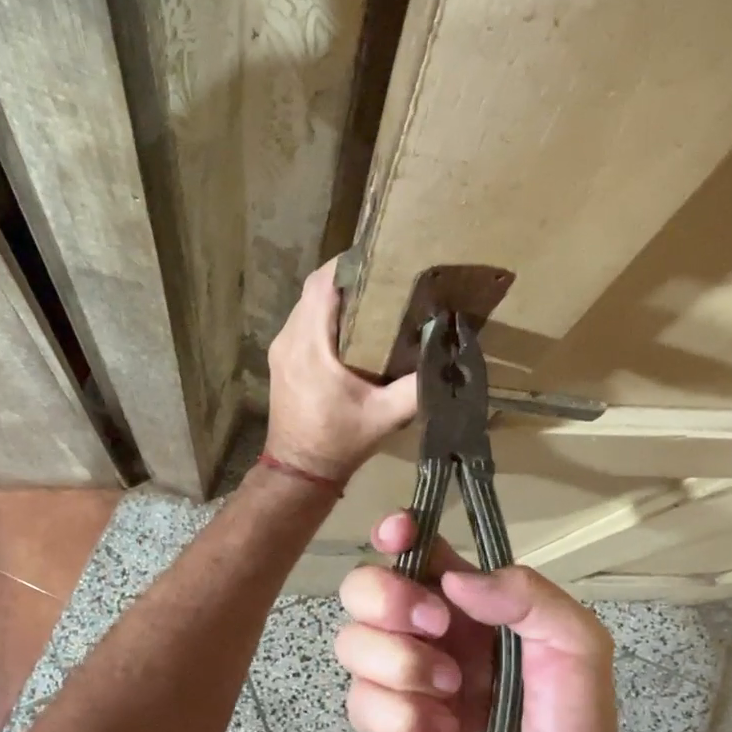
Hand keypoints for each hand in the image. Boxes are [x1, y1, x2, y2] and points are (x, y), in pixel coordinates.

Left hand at [264, 258, 417, 479]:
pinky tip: (353, 328)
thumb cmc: (339, 442)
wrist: (300, 472)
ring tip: (374, 300)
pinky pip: (303, 324)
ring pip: (307, 306)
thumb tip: (450, 356)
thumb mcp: (386, 415)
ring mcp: (281, 350)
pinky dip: (325, 317)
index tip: (382, 259)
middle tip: (386, 279)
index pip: (323, 283)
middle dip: (348, 279)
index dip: (349, 264)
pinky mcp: (282, 361)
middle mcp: (289, 339)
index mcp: (310, 344)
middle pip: (315, 289)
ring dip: (336, 298)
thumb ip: (418, 386)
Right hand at [337, 512, 621, 731]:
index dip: (395, 533)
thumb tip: (454, 578)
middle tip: (437, 627)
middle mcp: (418, 631)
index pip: (412, 549)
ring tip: (452, 694)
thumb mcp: (577, 646)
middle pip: (360, 587)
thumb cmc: (569, 723)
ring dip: (403, 665)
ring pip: (351, 642)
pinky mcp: (378, 727)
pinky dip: (405, 717)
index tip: (397, 535)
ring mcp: (393, 678)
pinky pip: (361, 702)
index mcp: (460, 602)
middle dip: (390, 599)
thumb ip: (529, 596)